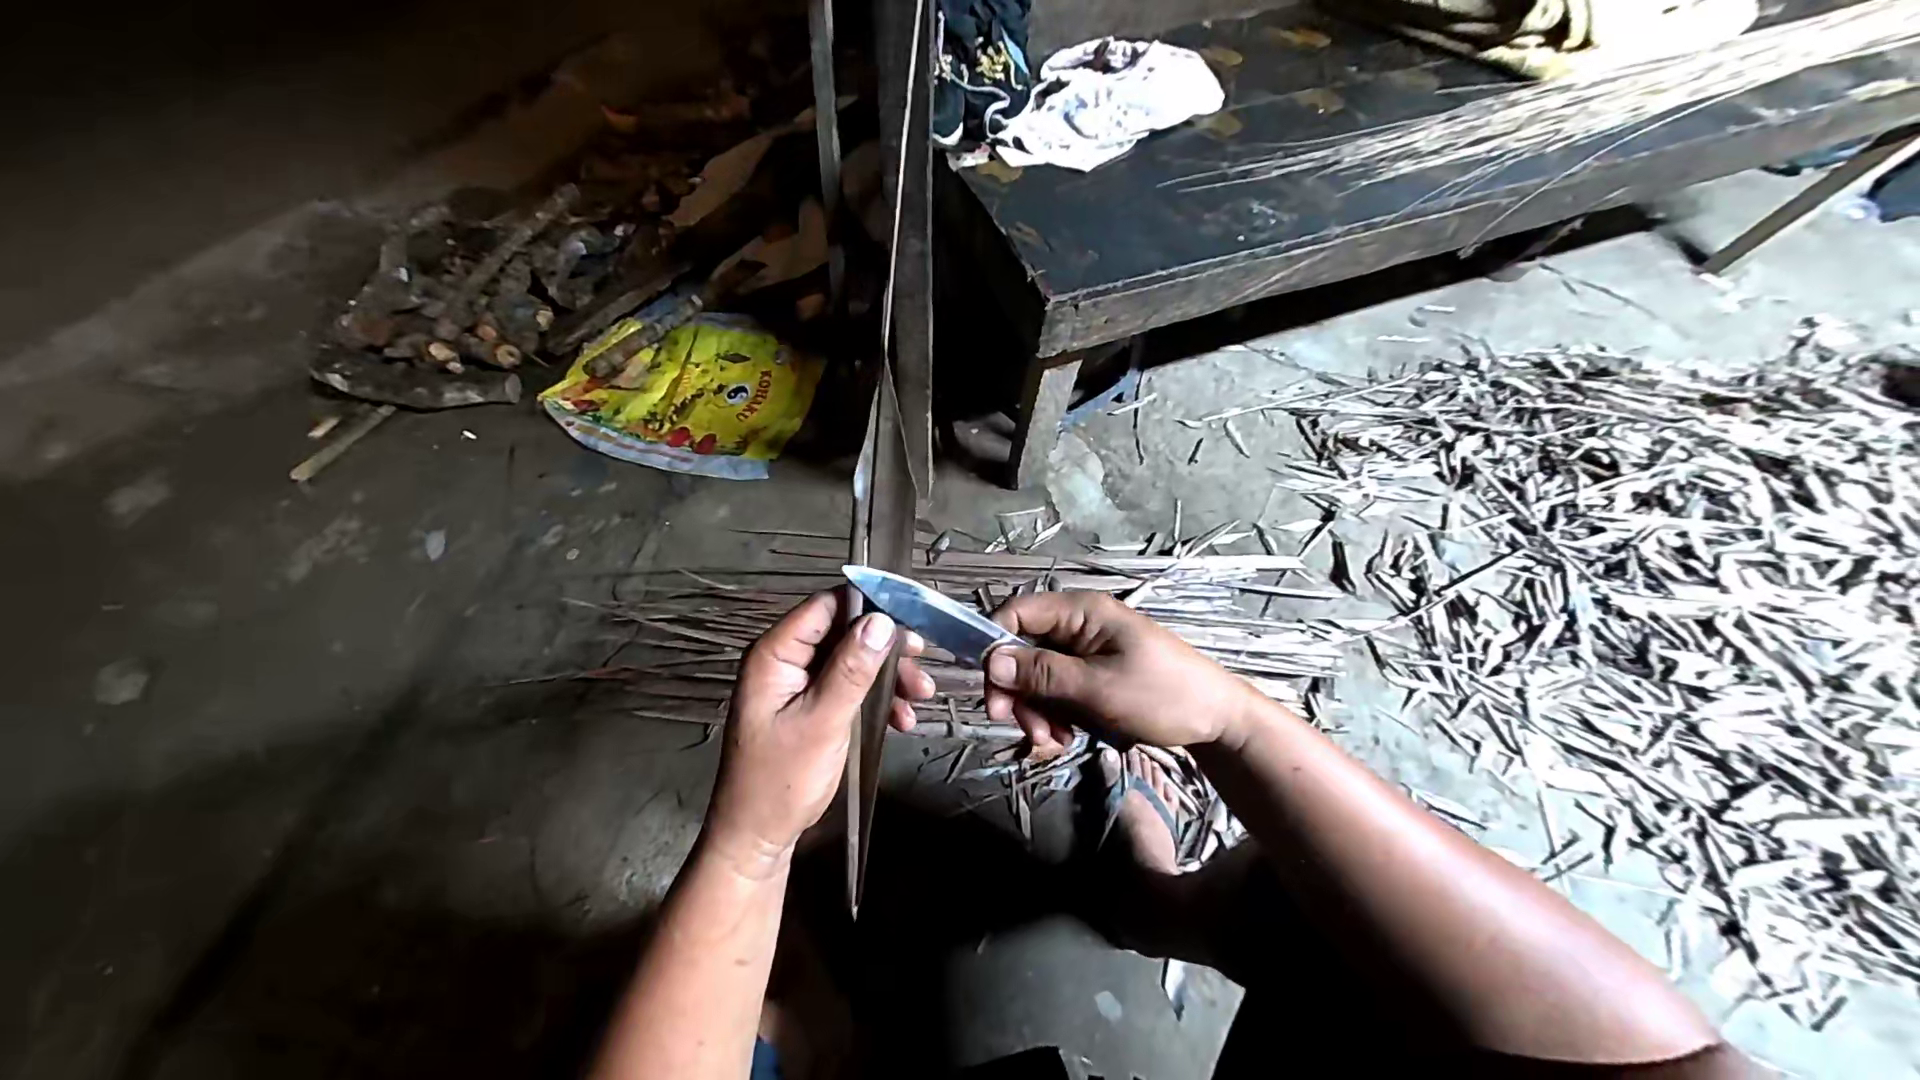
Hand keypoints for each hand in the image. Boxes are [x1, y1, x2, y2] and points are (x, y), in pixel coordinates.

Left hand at [704, 591, 934, 873]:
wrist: (758, 837)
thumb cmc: (781, 780)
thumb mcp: (822, 721)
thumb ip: (851, 669)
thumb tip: (882, 621)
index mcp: (775, 655)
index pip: (824, 607)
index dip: (866, 605)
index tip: (908, 616)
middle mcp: (786, 662)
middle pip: (844, 633)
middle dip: (885, 647)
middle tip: (920, 658)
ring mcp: (800, 685)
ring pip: (853, 661)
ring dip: (888, 676)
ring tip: (920, 695)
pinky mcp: (813, 706)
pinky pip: (851, 688)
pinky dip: (878, 699)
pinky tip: (902, 718)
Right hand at [984, 592, 1263, 754]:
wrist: (1218, 720)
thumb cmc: (1162, 694)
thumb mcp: (1097, 687)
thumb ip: (1042, 673)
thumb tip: (992, 661)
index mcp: (1080, 612)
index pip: (1017, 613)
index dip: (996, 646)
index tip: (992, 688)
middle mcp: (1077, 626)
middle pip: (1023, 649)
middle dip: (1018, 689)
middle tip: (1020, 727)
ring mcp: (1085, 651)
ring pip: (1036, 675)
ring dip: (1036, 709)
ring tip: (1055, 739)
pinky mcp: (1092, 675)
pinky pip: (1056, 690)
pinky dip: (1054, 714)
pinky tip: (1067, 736)